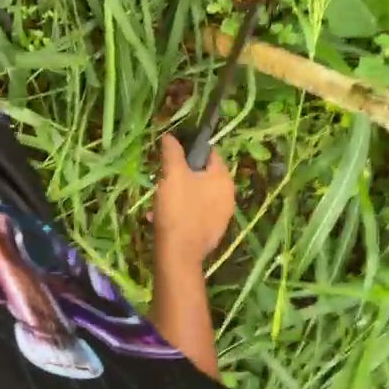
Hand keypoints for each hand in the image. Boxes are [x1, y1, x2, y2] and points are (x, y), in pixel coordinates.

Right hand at [152, 133, 236, 266]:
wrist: (179, 252)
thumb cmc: (178, 208)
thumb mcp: (172, 174)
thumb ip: (172, 151)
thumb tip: (171, 136)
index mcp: (223, 178)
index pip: (209, 152)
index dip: (189, 149)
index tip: (170, 154)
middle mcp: (229, 195)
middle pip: (202, 174)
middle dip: (181, 174)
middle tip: (162, 178)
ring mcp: (222, 215)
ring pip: (197, 193)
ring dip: (178, 193)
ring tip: (160, 200)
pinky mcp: (213, 230)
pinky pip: (196, 212)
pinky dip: (182, 210)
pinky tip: (163, 217)